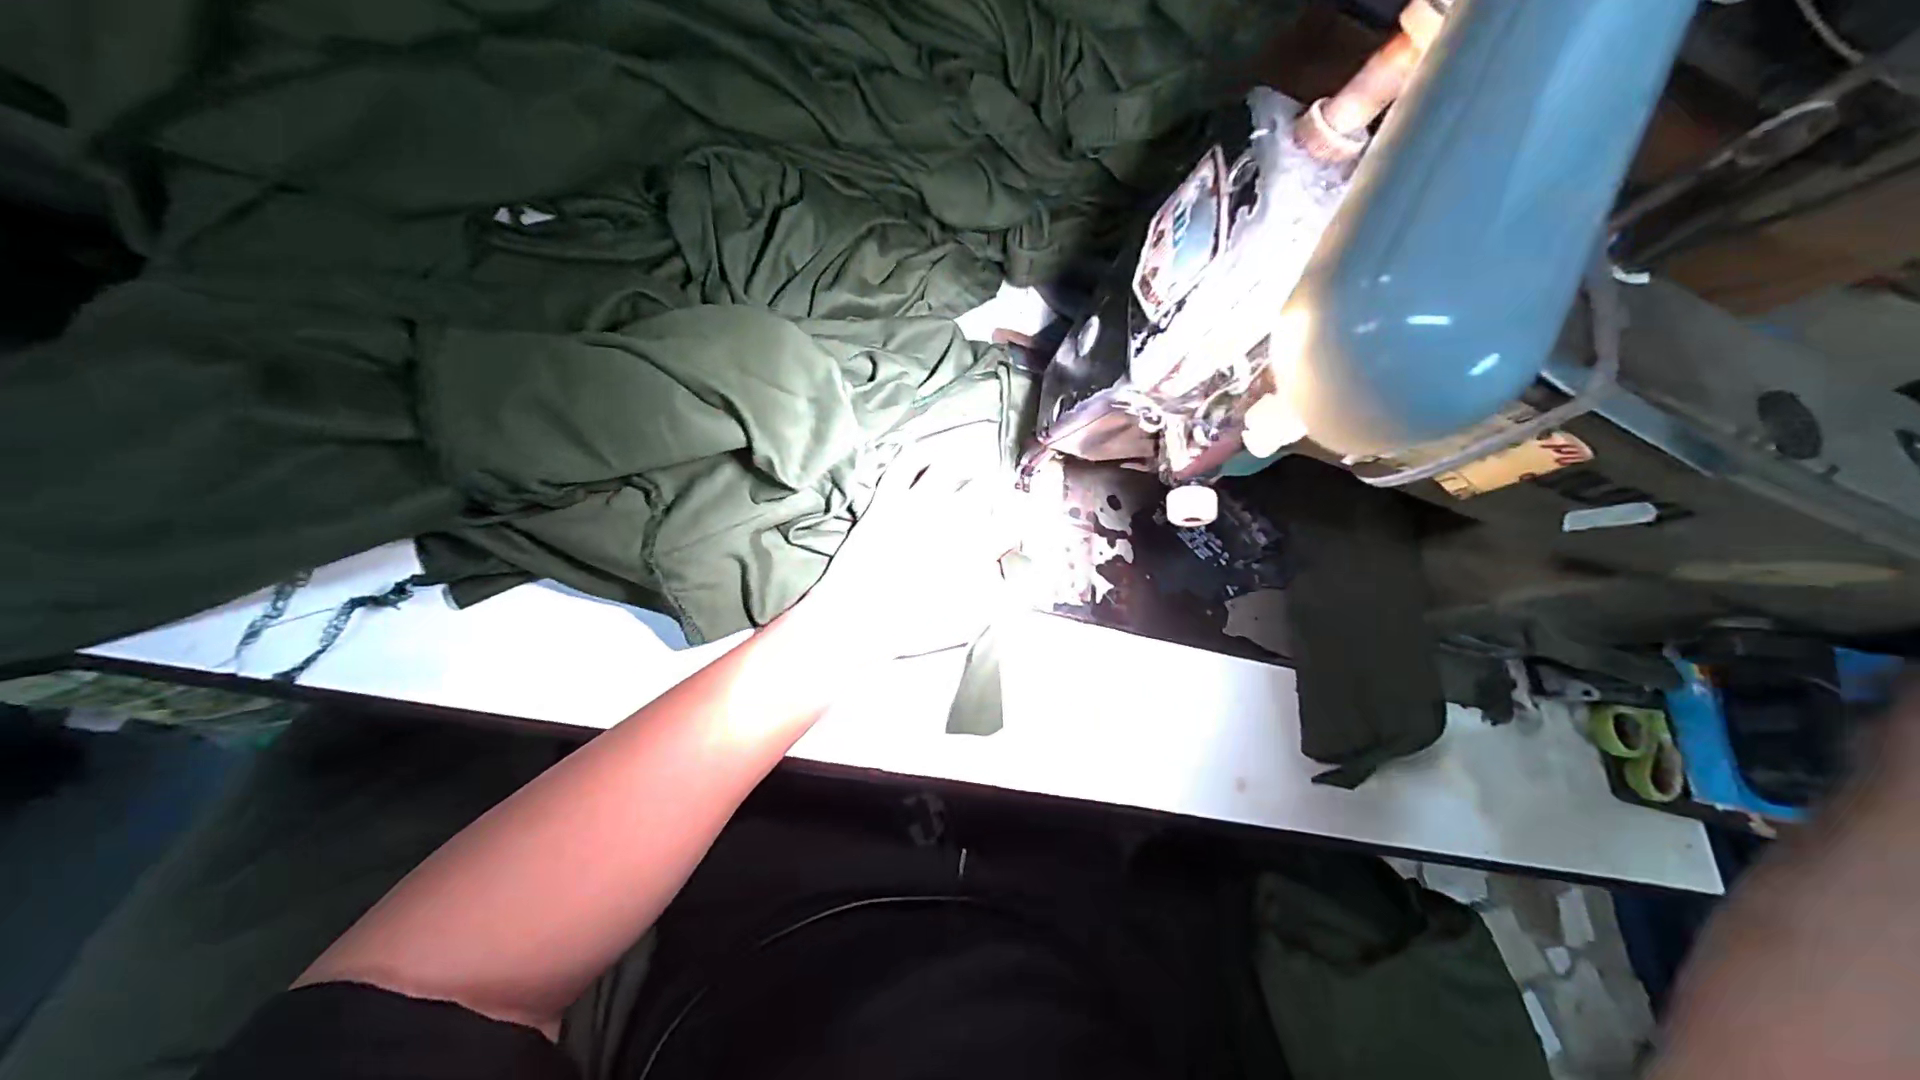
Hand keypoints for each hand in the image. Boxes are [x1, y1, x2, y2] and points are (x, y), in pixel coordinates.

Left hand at [796, 444, 1018, 659]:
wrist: (853, 622)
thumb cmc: (912, 628)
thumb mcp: (969, 620)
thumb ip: (1002, 594)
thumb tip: (1018, 571)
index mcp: (975, 548)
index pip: (1015, 519)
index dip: (1024, 519)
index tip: (1022, 524)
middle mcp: (949, 519)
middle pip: (988, 484)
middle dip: (999, 488)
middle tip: (998, 494)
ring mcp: (915, 506)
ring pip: (951, 464)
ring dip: (968, 462)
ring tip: (972, 465)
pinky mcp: (885, 501)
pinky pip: (905, 463)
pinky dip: (922, 452)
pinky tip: (931, 452)